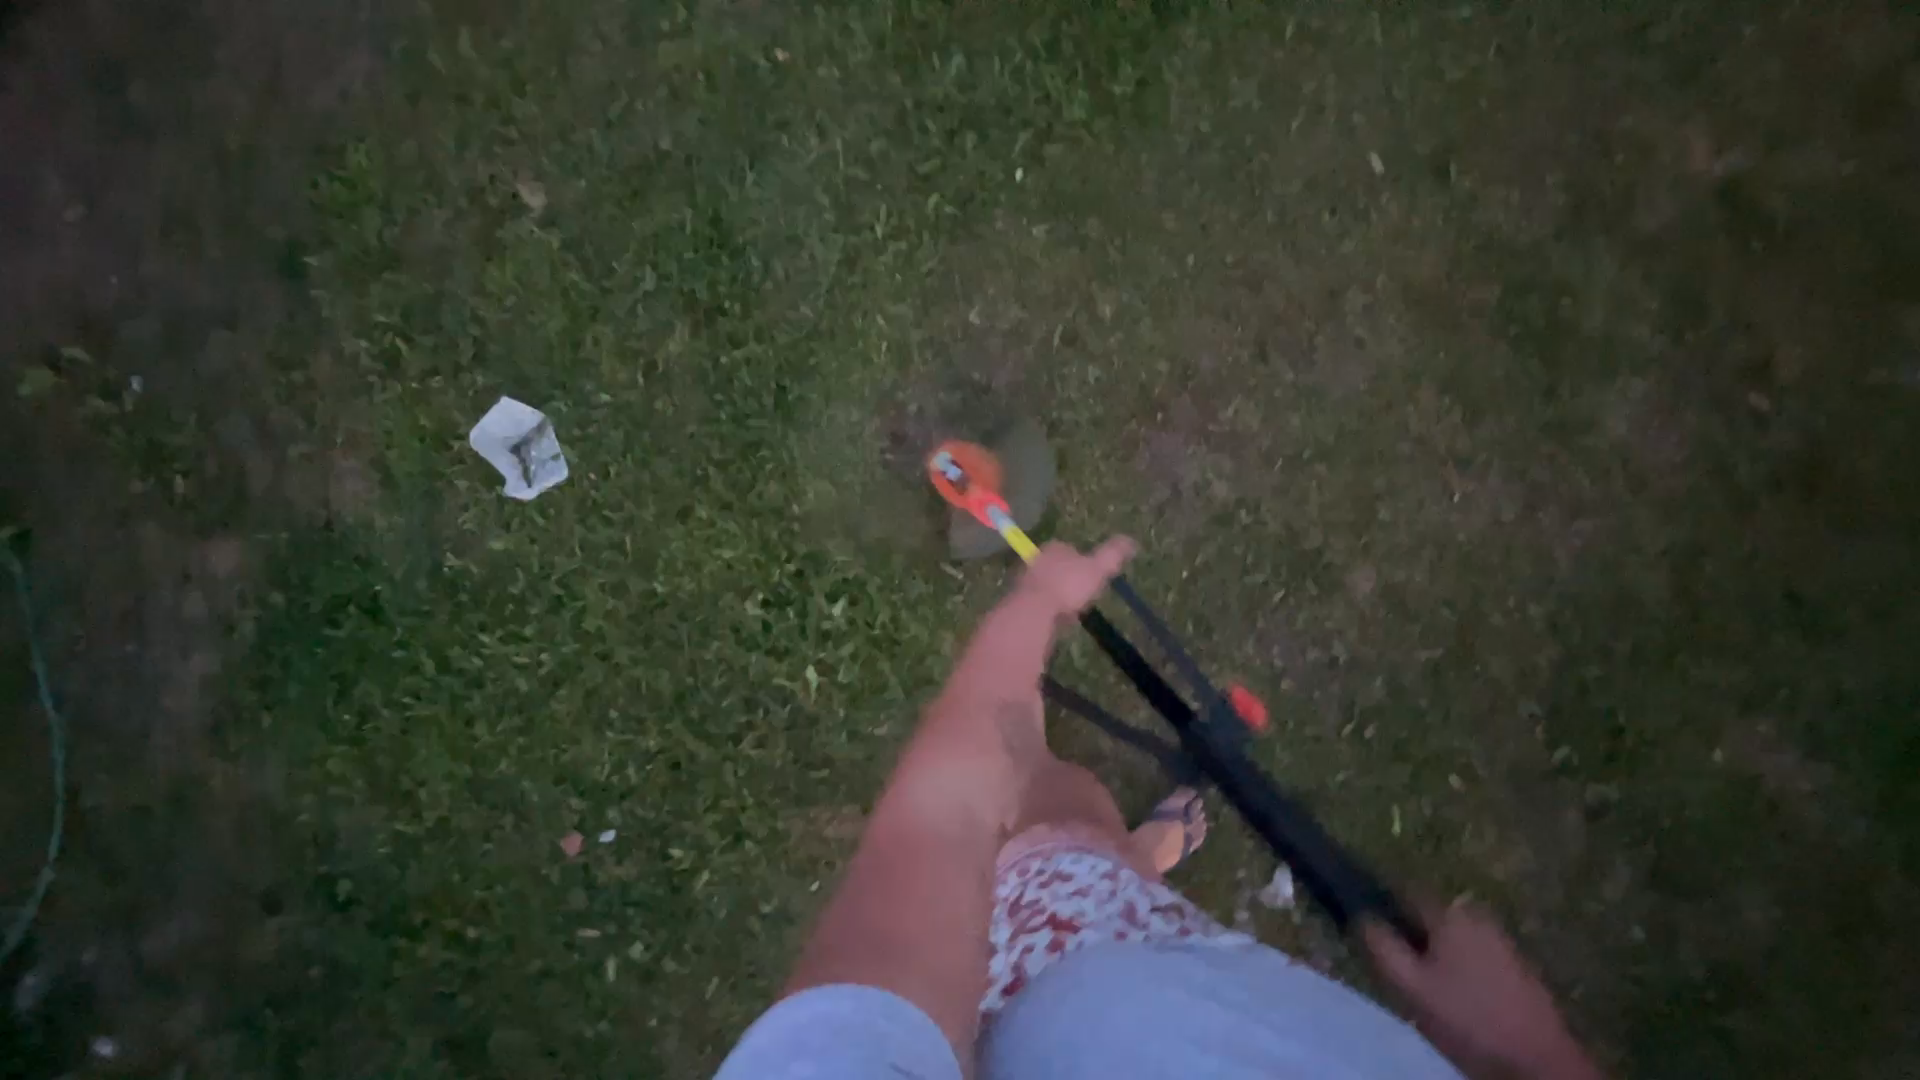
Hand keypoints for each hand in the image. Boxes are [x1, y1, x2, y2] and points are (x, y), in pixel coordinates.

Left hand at [1017, 537, 1134, 614]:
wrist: (1033, 610)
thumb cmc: (1067, 585)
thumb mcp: (1097, 569)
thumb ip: (1113, 554)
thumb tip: (1132, 541)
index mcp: (1054, 548)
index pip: (1069, 549)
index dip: (1082, 562)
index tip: (1093, 576)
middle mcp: (1034, 560)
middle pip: (1055, 568)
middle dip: (1068, 580)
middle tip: (1082, 596)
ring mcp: (1023, 581)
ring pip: (1046, 586)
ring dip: (1057, 597)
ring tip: (1071, 612)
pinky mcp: (1018, 602)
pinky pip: (1037, 605)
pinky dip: (1048, 611)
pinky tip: (1056, 622)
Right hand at [1362, 903, 1602, 1079]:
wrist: (1542, 1064)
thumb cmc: (1468, 1019)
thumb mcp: (1409, 985)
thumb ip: (1381, 945)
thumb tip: (1362, 917)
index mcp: (1450, 912)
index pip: (1404, 892)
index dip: (1385, 910)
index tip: (1375, 934)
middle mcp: (1478, 916)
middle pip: (1430, 916)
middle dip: (1413, 936)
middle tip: (1403, 970)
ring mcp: (1504, 941)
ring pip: (1453, 938)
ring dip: (1439, 955)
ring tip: (1431, 989)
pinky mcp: (1520, 968)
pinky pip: (1476, 955)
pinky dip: (1463, 969)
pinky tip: (1461, 998)